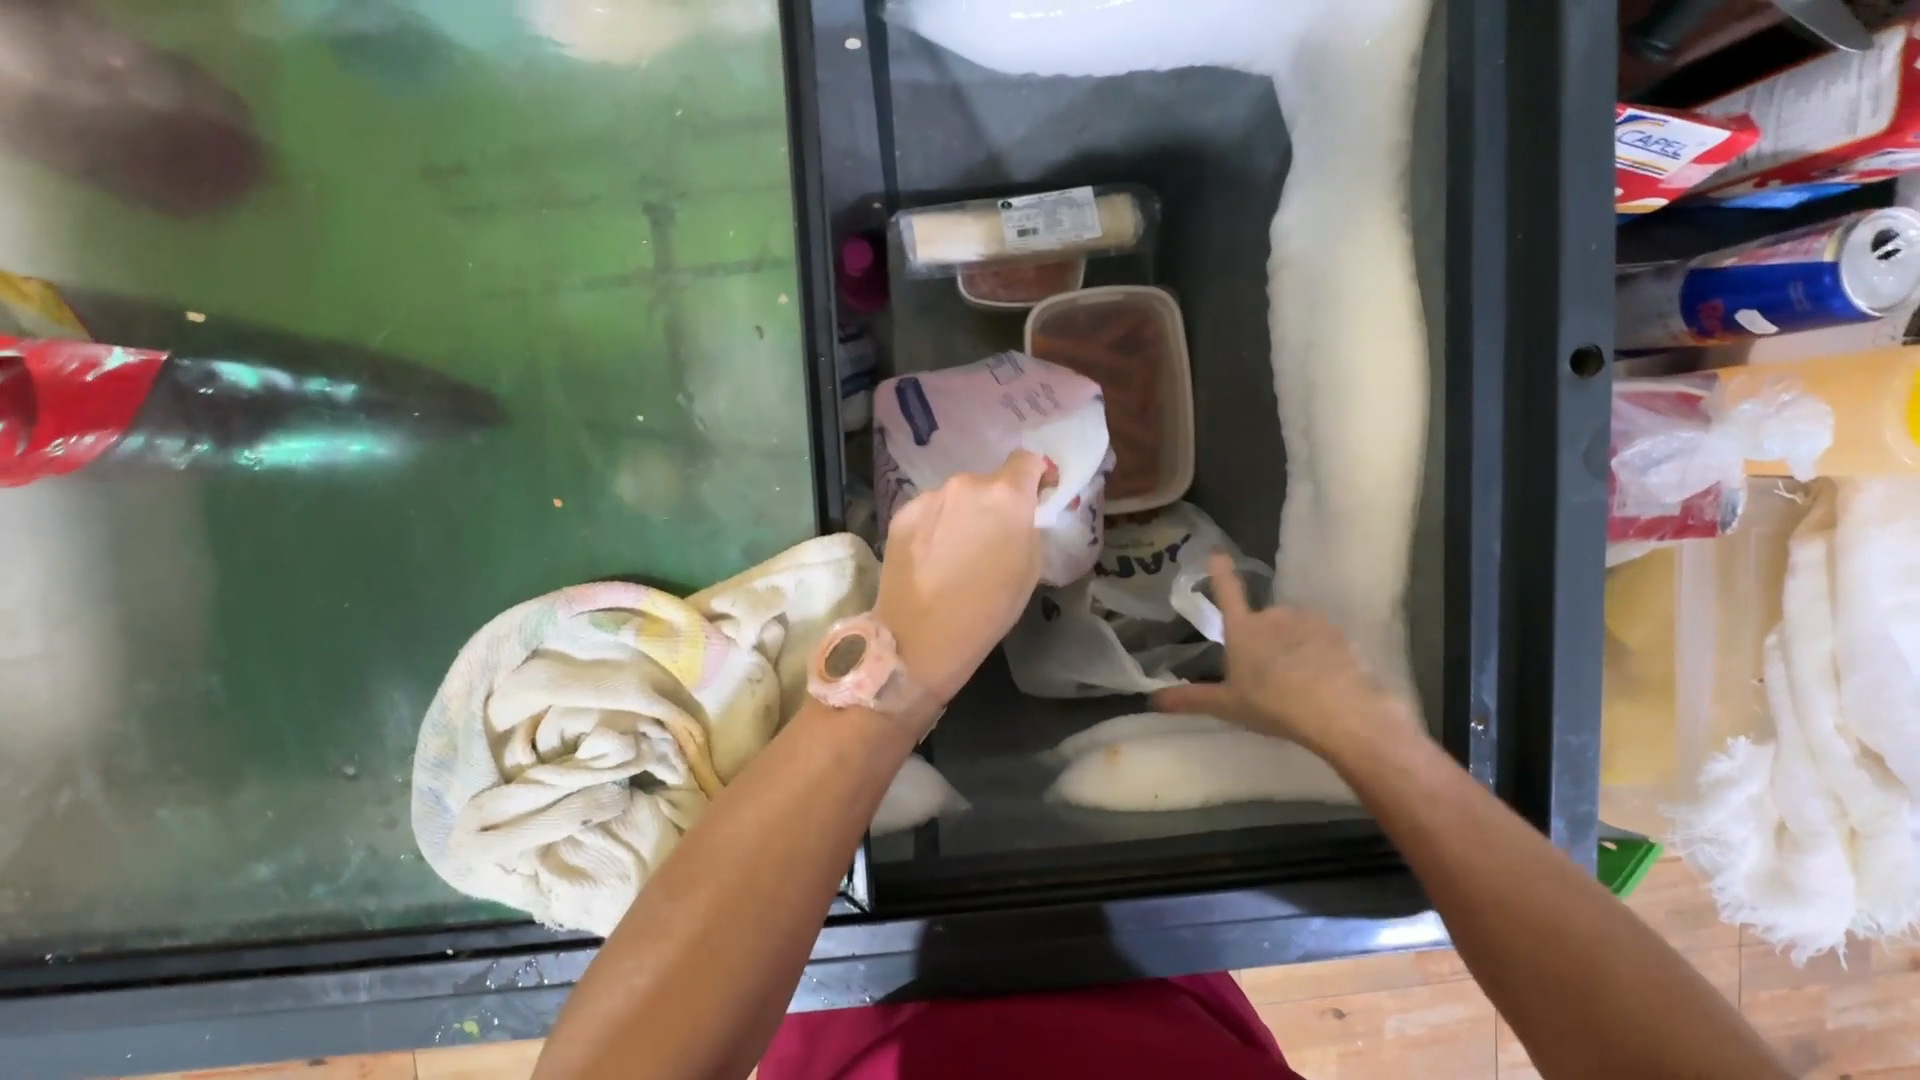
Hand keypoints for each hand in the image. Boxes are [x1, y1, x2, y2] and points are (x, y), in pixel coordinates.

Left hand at [873, 450, 1050, 705]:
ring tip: (956, 554)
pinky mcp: (901, 515)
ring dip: (961, 515)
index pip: (1027, 460)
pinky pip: (928, 513)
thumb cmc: (989, 608)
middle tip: (991, 538)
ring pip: (955, 498)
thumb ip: (1027, 528)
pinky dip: (934, 528)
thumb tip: (1019, 516)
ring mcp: (929, 498)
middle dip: (993, 504)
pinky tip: (930, 560)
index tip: (1037, 495)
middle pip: (988, 483)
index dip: (1036, 475)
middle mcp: (966, 485)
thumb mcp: (1030, 569)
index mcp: (1006, 495)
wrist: (921, 637)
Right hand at [1152, 552, 1416, 757]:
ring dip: (1293, 647)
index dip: (1220, 572)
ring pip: (1294, 630)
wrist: (1337, 709)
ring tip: (1299, 684)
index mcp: (1242, 630)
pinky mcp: (1338, 632)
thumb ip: (1190, 699)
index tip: (1217, 552)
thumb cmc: (1273, 704)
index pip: (1226, 592)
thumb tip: (1151, 700)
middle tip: (1269, 678)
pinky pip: (1322, 640)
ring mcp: (1307, 620)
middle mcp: (1272, 616)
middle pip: (1263, 623)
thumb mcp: (1227, 706)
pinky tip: (1324, 680)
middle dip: (1265, 642)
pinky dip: (1320, 654)